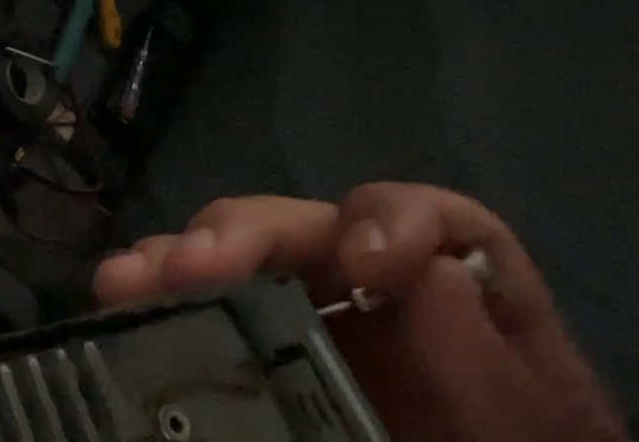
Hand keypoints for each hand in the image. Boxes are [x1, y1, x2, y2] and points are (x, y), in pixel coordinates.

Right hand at [93, 183, 627, 441]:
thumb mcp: (523, 429)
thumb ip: (489, 367)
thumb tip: (429, 273)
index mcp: (451, 293)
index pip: (428, 218)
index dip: (391, 218)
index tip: (363, 265)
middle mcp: (362, 280)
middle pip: (296, 226)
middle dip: (237, 234)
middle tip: (190, 265)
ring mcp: (296, 307)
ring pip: (228, 252)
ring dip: (173, 258)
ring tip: (125, 282)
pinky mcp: (244, 338)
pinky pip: (193, 299)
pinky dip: (151, 295)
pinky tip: (116, 302)